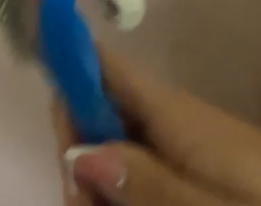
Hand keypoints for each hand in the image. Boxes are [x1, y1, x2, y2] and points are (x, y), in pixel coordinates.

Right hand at [55, 48, 260, 204]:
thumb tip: (77, 150)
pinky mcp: (199, 173)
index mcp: (173, 114)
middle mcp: (169, 121)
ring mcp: (183, 148)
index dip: (65, 80)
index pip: (99, 67)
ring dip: (103, 191)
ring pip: (115, 154)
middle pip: (95, 121)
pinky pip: (144, 173)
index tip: (62, 150)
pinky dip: (133, 199)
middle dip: (81, 167)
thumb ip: (151, 184)